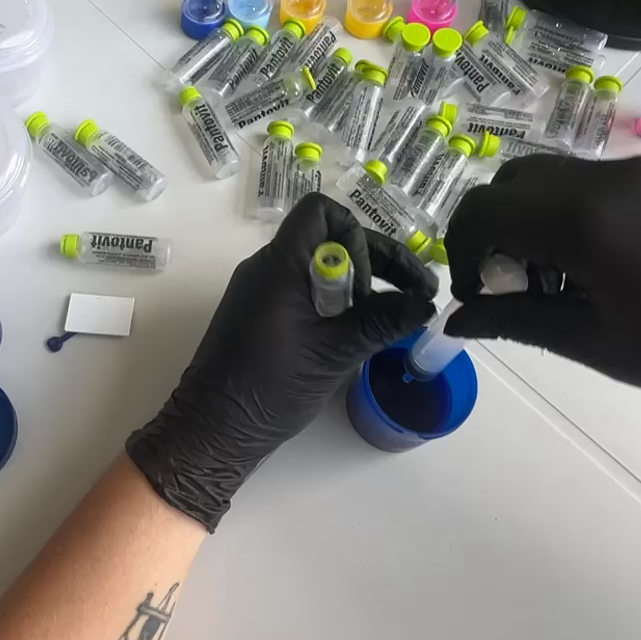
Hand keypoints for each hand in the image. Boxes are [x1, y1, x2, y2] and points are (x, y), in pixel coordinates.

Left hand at [128, 193, 437, 529]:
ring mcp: (262, 289)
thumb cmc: (270, 387)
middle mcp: (268, 266)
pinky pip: (305, 288)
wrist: (214, 427)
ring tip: (397, 313)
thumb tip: (426, 304)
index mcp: (280, 264)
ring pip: (319, 266)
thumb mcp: (334, 354)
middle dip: (375, 261)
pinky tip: (363, 328)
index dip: (356, 234)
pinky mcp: (262, 311)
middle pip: (328, 238)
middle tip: (415, 293)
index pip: (320, 212)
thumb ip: (381, 322)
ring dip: (359, 284)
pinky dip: (336, 300)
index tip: (372, 280)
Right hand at [443, 154, 640, 457]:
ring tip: (572, 280)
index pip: (481, 210)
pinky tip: (620, 263)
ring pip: (559, 178)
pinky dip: (581, 213)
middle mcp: (607, 176)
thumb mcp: (598, 344)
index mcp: (580, 219)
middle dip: (496, 230)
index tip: (477, 295)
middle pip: (514, 182)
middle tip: (520, 285)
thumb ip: (516, 320)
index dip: (459, 251)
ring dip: (538, 220)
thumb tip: (456, 321)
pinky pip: (604, 181)